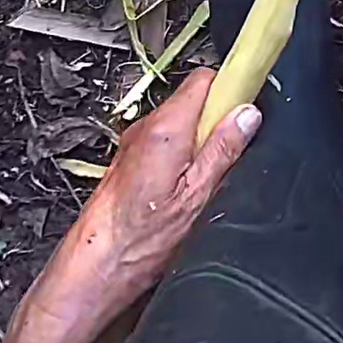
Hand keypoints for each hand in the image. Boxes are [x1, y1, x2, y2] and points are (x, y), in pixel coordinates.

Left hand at [0, 72, 258, 342]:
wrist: (95, 265)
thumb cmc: (139, 238)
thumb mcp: (197, 196)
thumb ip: (224, 149)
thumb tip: (248, 114)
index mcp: (167, 128)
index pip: (205, 78)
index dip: (231, 88)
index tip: (248, 104)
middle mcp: (148, 125)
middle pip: (195, 97)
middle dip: (216, 119)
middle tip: (227, 154)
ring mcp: (137, 139)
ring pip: (181, 119)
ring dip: (199, 138)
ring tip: (203, 178)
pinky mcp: (131, 154)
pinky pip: (166, 137)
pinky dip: (181, 151)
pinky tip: (182, 186)